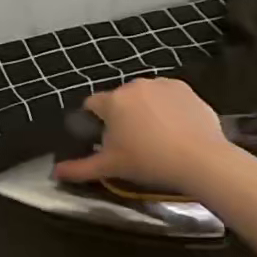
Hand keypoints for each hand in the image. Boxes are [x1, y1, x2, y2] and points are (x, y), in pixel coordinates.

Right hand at [52, 78, 234, 191]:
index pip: (92, 104)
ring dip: (144, 111)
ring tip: (156, 138)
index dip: (94, 122)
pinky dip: (167, 109)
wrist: (200, 159)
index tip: (104, 140)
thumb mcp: (111, 167)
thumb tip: (55, 172)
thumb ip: (80, 168)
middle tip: (132, 144)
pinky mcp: (186, 89)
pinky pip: (168, 97)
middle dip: (121, 117)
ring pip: (144, 97)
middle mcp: (136, 85)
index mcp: (113, 101)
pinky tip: (175, 130)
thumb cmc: (149, 162)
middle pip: (120, 100)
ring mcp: (163, 84)